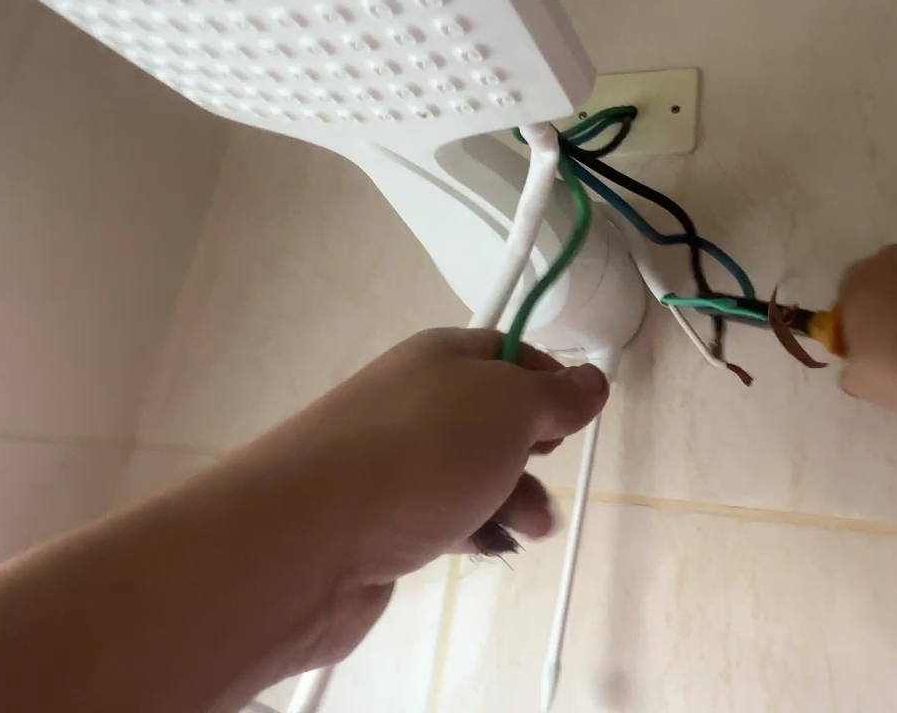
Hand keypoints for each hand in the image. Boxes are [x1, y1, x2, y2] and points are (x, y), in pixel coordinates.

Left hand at [276, 328, 606, 579]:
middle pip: (494, 415)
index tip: (580, 412)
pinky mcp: (381, 516)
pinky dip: (474, 525)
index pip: (510, 351)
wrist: (303, 538)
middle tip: (549, 466)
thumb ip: (559, 396)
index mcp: (443, 356)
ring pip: (472, 469)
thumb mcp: (511, 408)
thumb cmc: (421, 454)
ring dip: (512, 495)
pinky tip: (489, 545)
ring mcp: (394, 458)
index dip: (551, 378)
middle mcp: (417, 399)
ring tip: (533, 525)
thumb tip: (593, 380)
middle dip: (535, 447)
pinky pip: (443, 511)